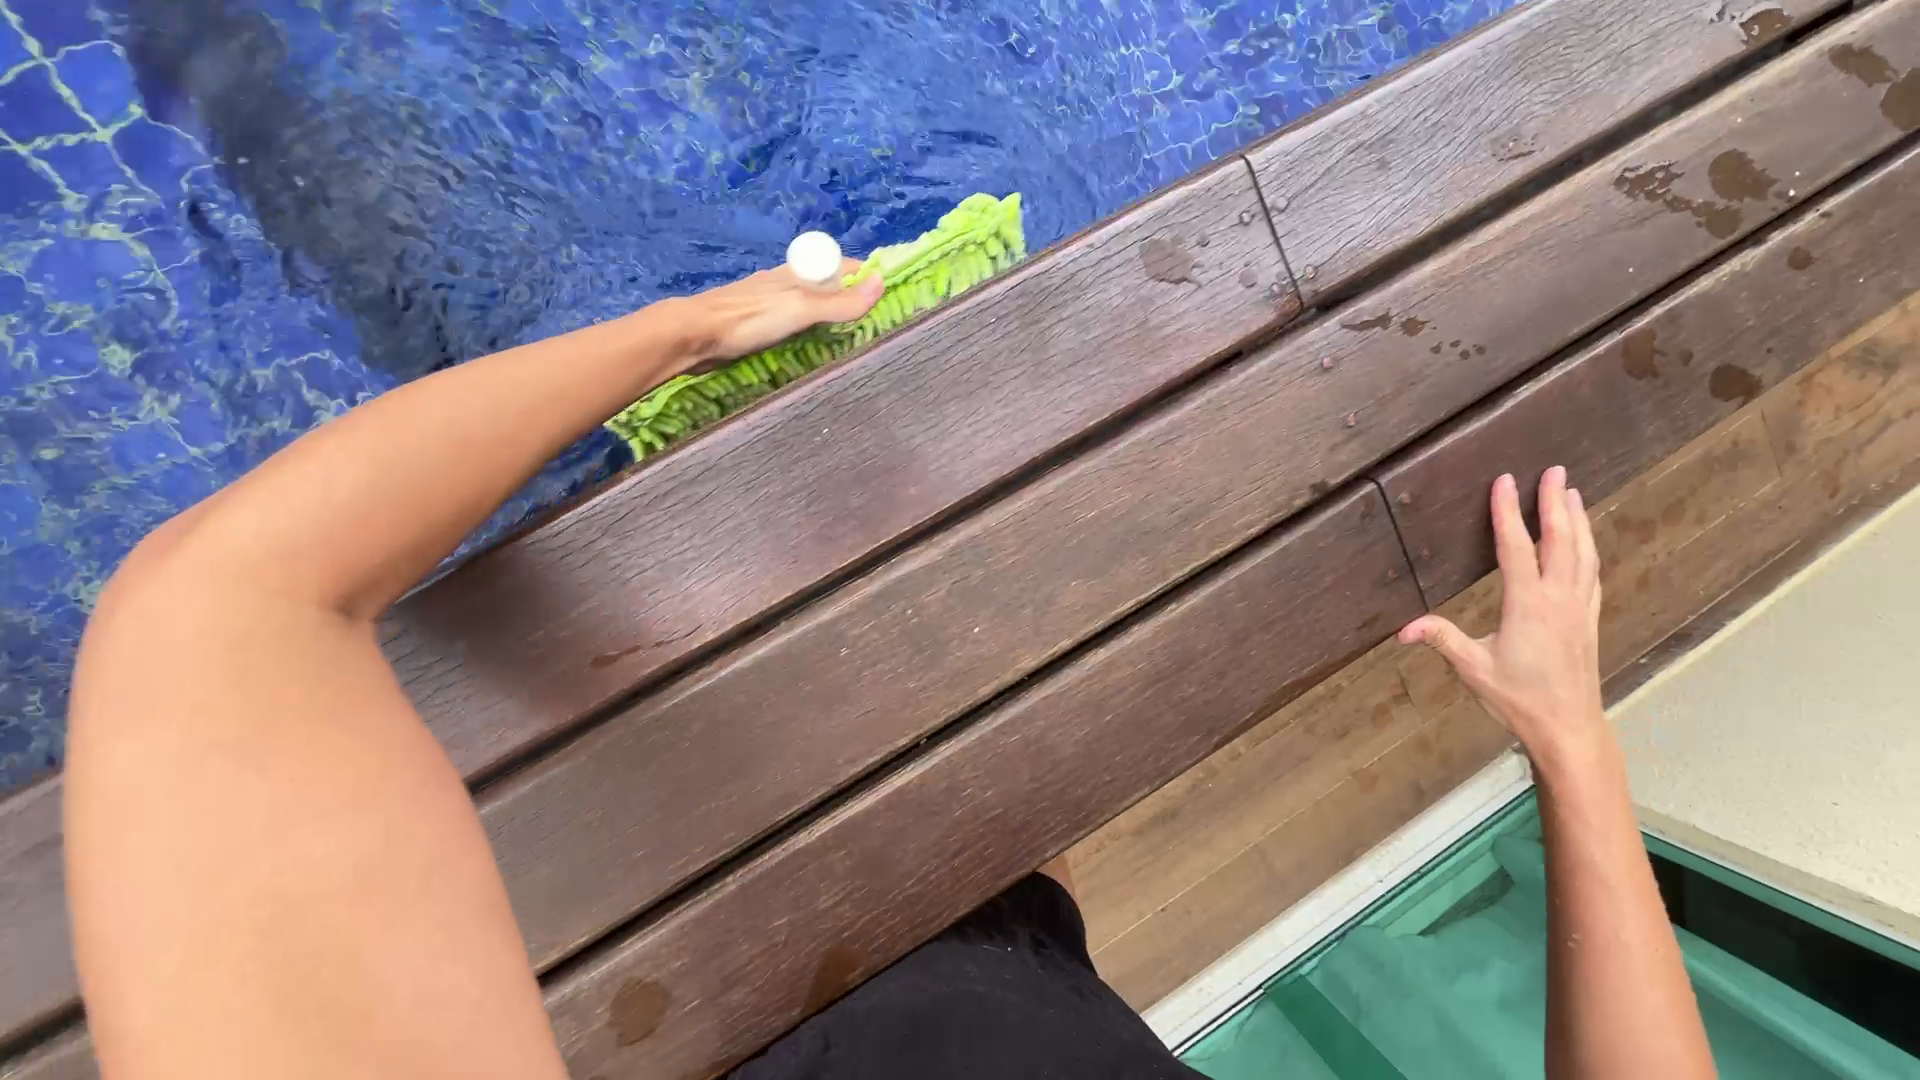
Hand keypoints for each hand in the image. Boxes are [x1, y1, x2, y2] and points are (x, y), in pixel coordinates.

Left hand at [676, 258, 884, 369]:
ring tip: (848, 337)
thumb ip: (841, 302)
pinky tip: (810, 345)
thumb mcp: (802, 309)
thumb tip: (882, 283)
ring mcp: (770, 303)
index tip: (888, 293)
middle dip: (849, 295)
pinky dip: (808, 330)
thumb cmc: (750, 319)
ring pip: (809, 302)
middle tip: (872, 321)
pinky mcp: (757, 324)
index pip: (842, 265)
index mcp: (798, 272)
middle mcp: (785, 282)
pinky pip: (793, 322)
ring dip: (828, 314)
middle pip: (827, 283)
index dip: (865, 275)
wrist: (695, 336)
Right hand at [1398, 467, 1610, 771]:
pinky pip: (1592, 574)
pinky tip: (1587, 542)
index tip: (1505, 482)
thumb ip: (1441, 639)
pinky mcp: (1589, 620)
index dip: (1508, 513)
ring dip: (1578, 520)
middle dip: (1555, 503)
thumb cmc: (1517, 697)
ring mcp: (1579, 608)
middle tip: (1555, 471)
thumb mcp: (1472, 668)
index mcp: (1528, 605)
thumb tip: (1401, 628)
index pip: (1517, 548)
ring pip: (1584, 553)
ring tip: (1573, 493)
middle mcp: (1559, 599)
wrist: (1568, 725)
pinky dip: (1590, 550)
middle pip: (1561, 541)